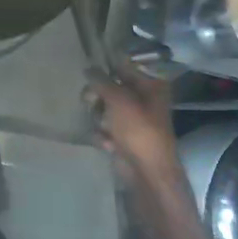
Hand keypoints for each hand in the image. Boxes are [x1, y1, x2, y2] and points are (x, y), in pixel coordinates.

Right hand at [85, 62, 183, 188]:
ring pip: (104, 110)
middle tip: (89, 101)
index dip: (105, 69)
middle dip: (98, 97)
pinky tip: (108, 144)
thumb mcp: (119, 99)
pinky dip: (103, 136)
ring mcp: (133, 120)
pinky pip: (105, 129)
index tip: (87, 72)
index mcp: (150, 86)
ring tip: (104, 127)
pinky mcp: (123, 138)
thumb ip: (102, 81)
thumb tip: (88, 69)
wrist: (147, 170)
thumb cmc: (138, 129)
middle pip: (111, 89)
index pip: (123, 68)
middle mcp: (143, 100)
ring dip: (99, 118)